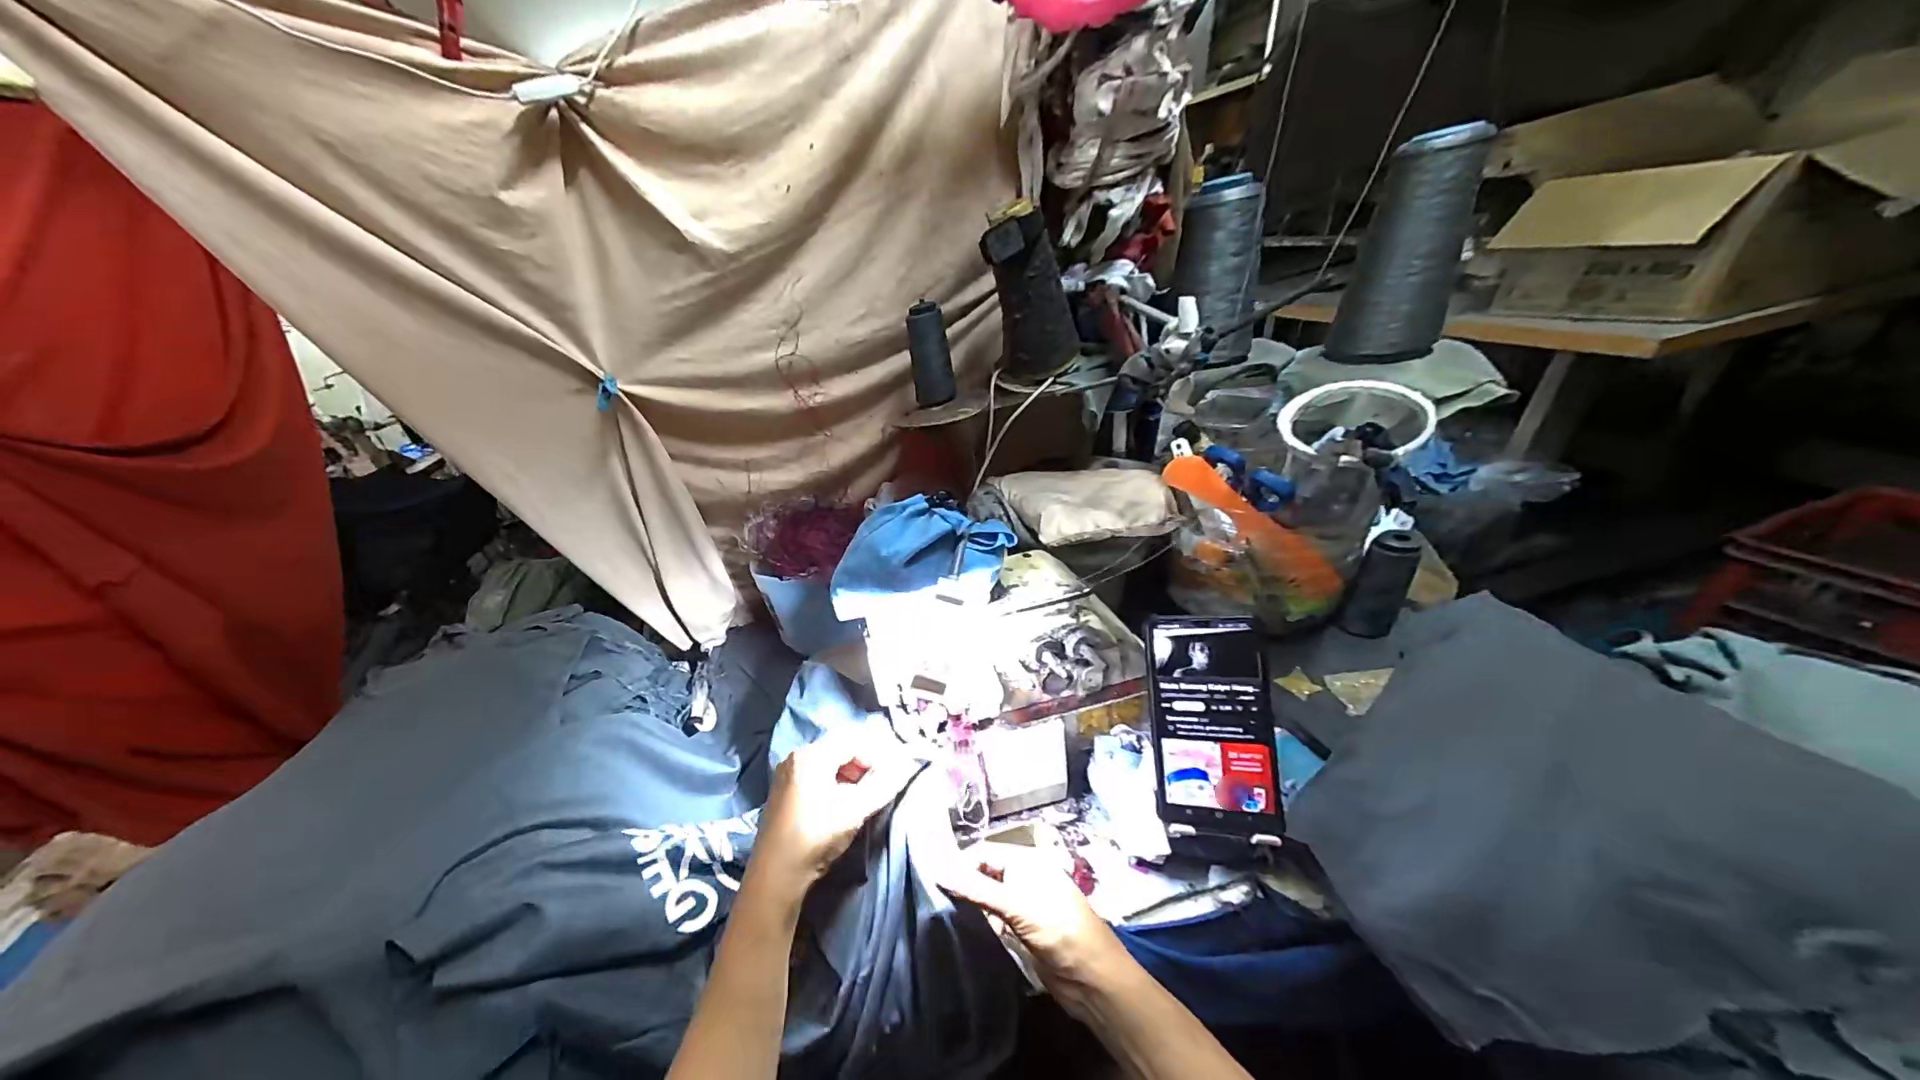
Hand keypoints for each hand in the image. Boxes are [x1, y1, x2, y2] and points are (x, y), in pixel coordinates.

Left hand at [749, 733, 917, 901]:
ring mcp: (787, 772)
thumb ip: (883, 784)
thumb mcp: (854, 810)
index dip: (878, 753)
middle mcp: (796, 756)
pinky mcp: (784, 790)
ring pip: (829, 760)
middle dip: (865, 762)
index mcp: (811, 755)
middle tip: (882, 783)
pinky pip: (816, 772)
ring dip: (851, 772)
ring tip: (866, 794)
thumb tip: (906, 764)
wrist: (775, 876)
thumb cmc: (816, 838)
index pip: (854, 740)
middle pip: (840, 747)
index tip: (894, 773)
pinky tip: (844, 801)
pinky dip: (835, 780)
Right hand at [939, 842, 1131, 1018]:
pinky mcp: (1022, 932)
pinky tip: (965, 931)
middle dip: (964, 884)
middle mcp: (1025, 879)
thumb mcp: (1017, 907)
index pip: (986, 852)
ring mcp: (1024, 906)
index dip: (961, 863)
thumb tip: (939, 871)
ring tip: (943, 914)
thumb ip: (978, 889)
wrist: (1092, 979)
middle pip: (985, 874)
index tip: (933, 878)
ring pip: (988, 899)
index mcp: (1028, 862)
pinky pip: (994, 921)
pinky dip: (981, 924)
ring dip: (971, 906)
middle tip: (934, 898)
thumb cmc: (1060, 932)